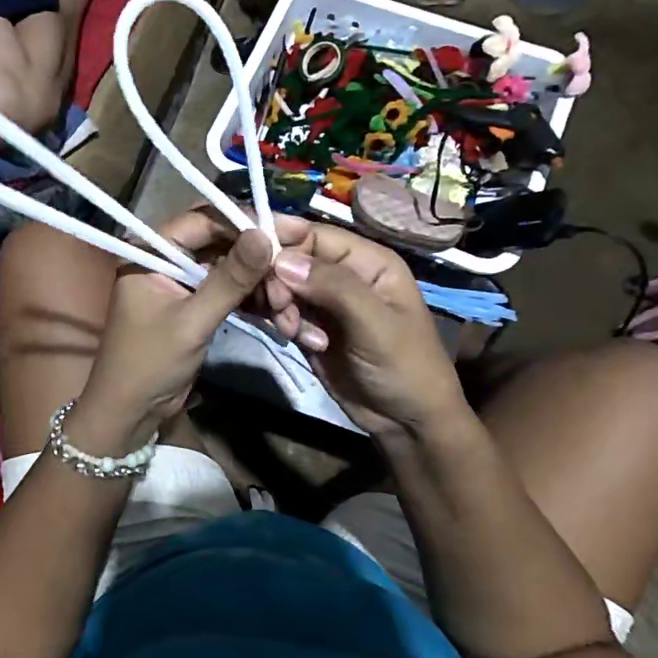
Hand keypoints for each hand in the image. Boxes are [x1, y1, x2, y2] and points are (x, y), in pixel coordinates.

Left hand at [67, 218, 276, 453]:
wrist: (131, 414)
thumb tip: (265, 236)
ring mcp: (184, 282)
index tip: (288, 230)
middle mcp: (167, 258)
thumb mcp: (193, 321)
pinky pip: (232, 291)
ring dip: (262, 284)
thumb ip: (230, 279)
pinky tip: (280, 313)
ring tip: (288, 303)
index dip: (248, 221)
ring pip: (233, 268)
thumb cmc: (150, 363)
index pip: (205, 220)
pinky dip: (255, 300)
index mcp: (151, 250)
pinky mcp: (198, 305)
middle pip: (223, 242)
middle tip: (297, 268)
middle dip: (261, 258)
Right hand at [268, 220, 469, 438]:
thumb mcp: (375, 324)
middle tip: (278, 308)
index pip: (317, 235)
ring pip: (284, 286)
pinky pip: (284, 312)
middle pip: (294, 259)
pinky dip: (281, 322)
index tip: (251, 254)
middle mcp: (345, 275)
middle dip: (279, 280)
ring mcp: (327, 303)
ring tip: (291, 331)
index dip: (283, 239)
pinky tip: (292, 339)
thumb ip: (334, 287)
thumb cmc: (404, 366)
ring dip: (279, 305)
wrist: (406, 422)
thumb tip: (283, 259)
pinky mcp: (311, 329)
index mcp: (369, 262)